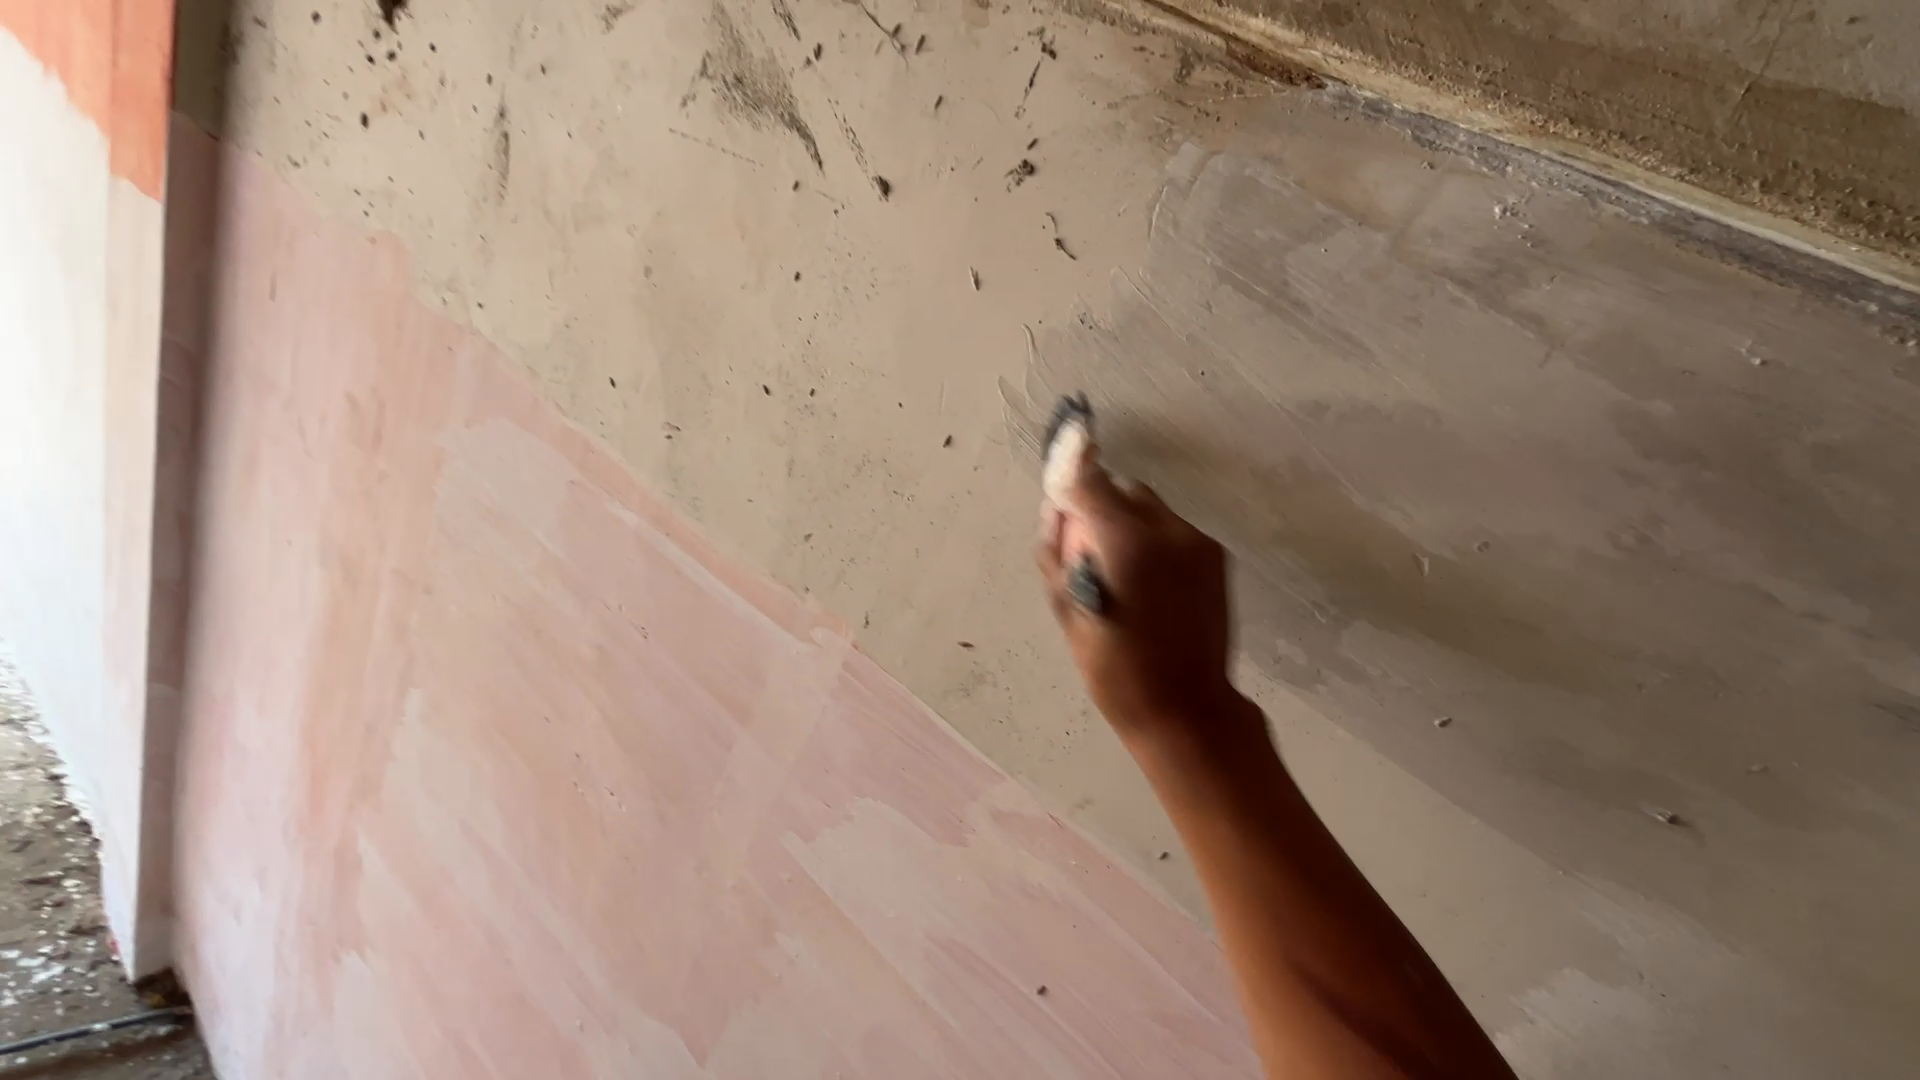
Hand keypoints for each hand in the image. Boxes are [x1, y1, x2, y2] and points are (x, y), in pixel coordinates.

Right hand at [1035, 449, 1254, 753]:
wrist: (1187, 708)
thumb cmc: (1114, 670)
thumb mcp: (1068, 611)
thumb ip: (1057, 550)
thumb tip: (1058, 508)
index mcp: (1128, 544)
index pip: (1090, 480)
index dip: (1069, 475)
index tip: (1059, 484)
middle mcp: (1169, 530)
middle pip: (1123, 488)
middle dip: (1099, 506)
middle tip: (1085, 549)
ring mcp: (1199, 542)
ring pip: (1149, 506)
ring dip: (1126, 522)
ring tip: (1119, 571)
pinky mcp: (1217, 556)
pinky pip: (1171, 529)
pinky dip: (1151, 540)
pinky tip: (1146, 582)